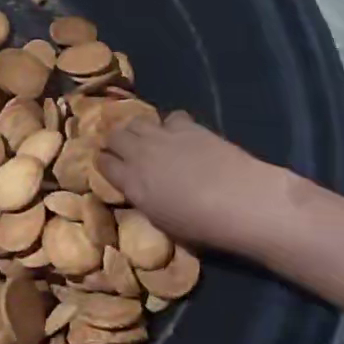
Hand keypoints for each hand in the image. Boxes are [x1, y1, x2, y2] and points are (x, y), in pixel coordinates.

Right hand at [97, 111, 284, 251]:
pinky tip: (180, 135)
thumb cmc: (201, 226)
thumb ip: (145, 200)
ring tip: (147, 138)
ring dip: (137, 129)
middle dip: (115, 141)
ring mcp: (164, 136)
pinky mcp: (189, 126)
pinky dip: (170, 125)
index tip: (107, 165)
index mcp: (131, 182)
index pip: (103, 163)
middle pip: (115, 135)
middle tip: (123, 150)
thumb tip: (141, 190)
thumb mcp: (162, 221)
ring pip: (137, 121)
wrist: (240, 201)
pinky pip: (170, 117)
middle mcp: (141, 154)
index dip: (102, 163)